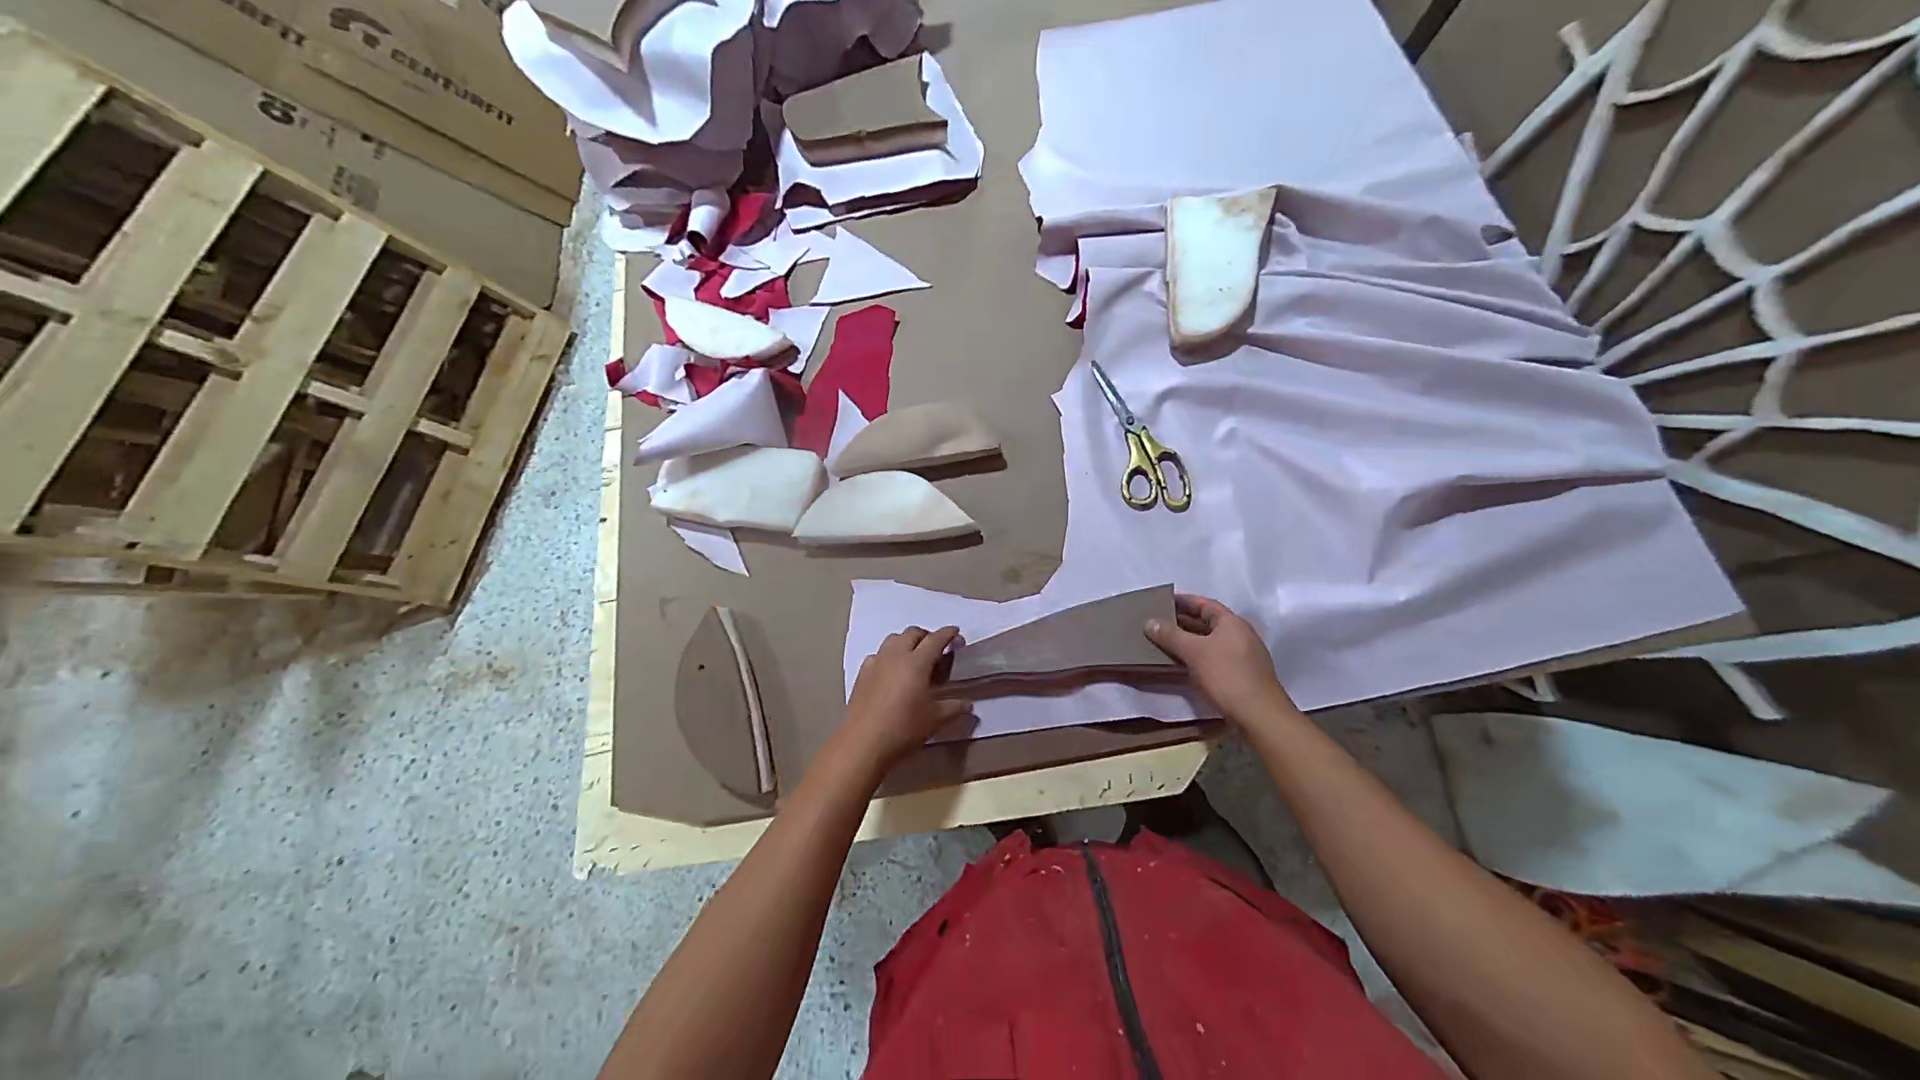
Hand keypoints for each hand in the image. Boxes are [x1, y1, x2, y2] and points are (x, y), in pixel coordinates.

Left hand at [837, 625, 968, 774]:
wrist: (864, 742)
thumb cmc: (904, 729)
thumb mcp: (934, 720)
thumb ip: (953, 708)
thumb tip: (968, 705)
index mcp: (916, 663)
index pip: (935, 639)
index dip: (947, 634)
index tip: (956, 633)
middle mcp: (895, 656)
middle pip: (912, 633)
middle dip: (926, 635)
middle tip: (936, 648)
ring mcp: (876, 663)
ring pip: (893, 640)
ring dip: (906, 642)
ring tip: (914, 656)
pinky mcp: (862, 674)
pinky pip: (878, 655)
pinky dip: (888, 656)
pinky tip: (891, 671)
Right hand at [1144, 594, 1295, 721]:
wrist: (1259, 714)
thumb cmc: (1226, 675)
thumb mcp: (1194, 652)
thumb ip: (1171, 635)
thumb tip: (1150, 622)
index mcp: (1232, 622)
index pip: (1204, 603)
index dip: (1183, 601)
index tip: (1162, 601)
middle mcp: (1240, 634)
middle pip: (1208, 621)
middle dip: (1183, 621)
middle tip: (1158, 621)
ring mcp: (1243, 655)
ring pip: (1210, 640)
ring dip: (1189, 639)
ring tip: (1164, 641)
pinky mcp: (1241, 674)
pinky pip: (1214, 656)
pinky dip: (1197, 655)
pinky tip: (1182, 663)